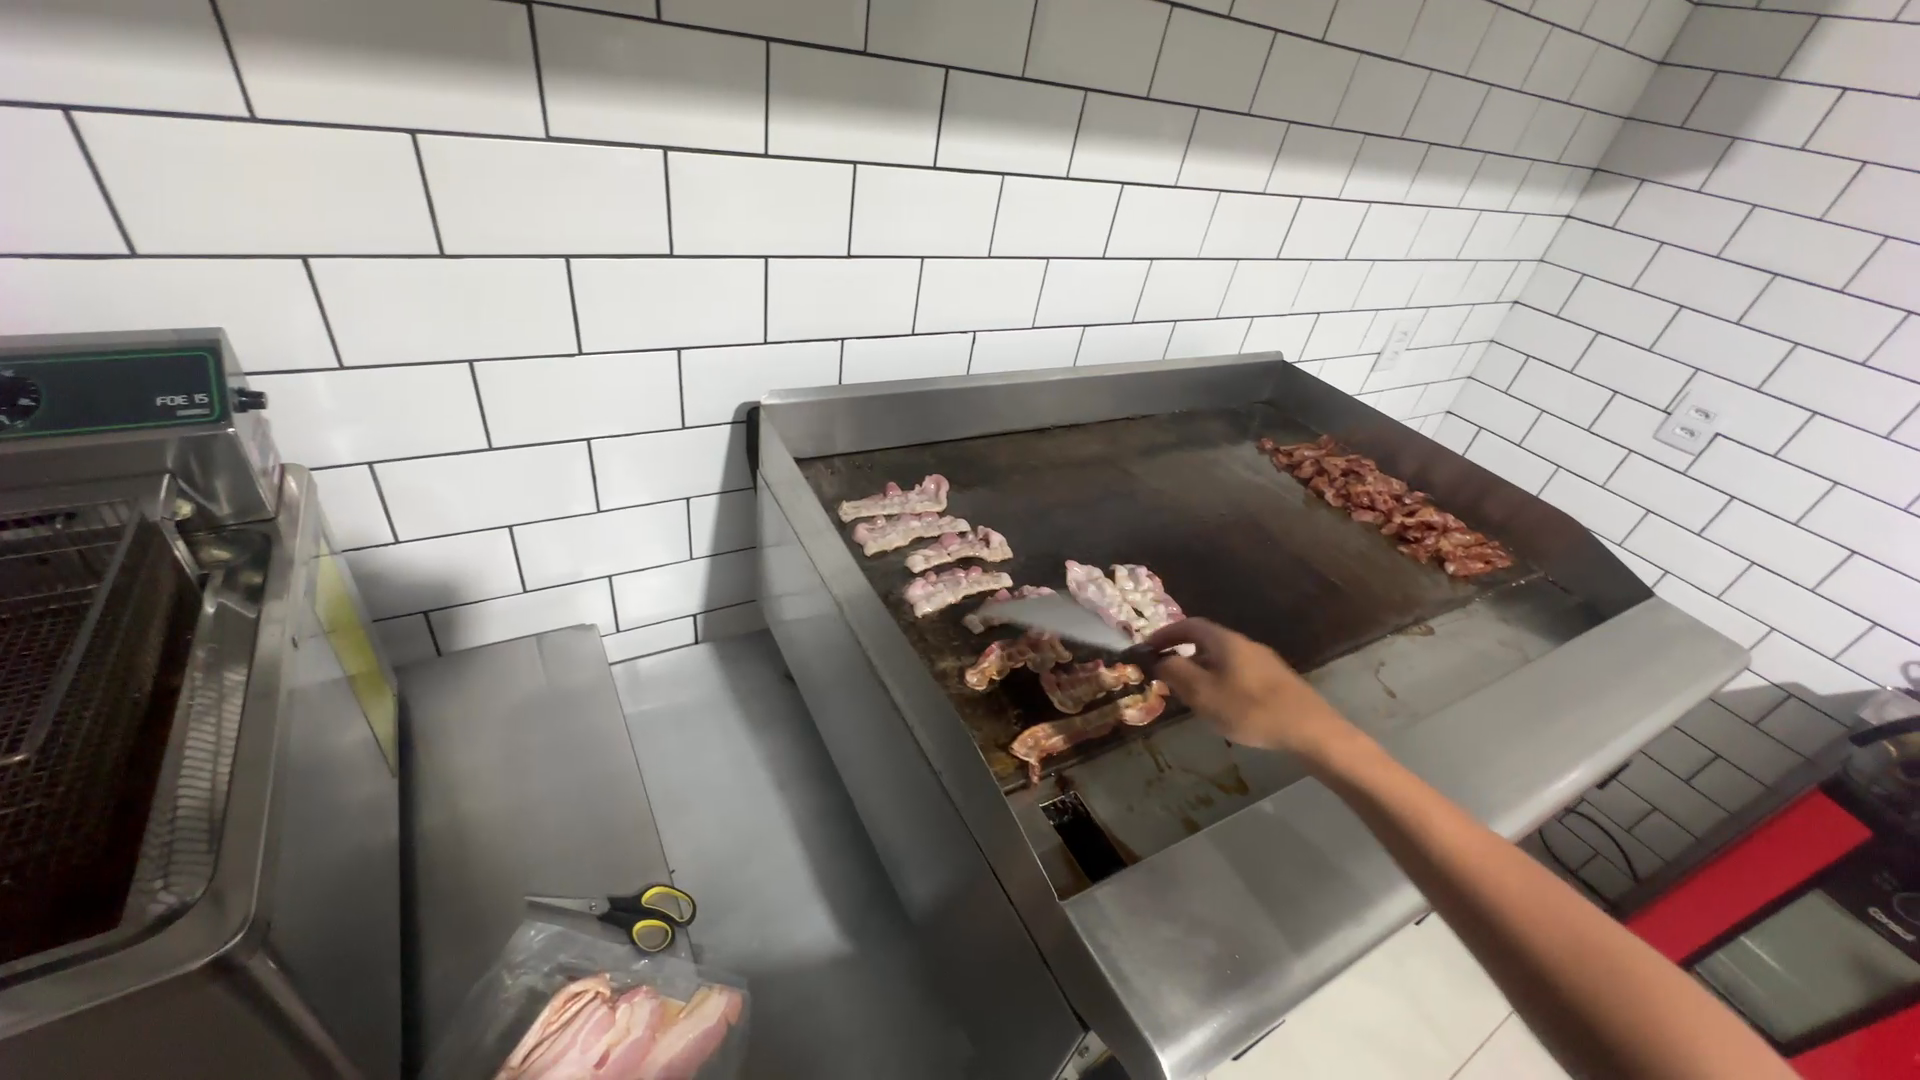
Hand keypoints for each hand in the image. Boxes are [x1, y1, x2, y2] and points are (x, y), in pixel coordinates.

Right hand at [1146, 618, 1361, 762]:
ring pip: (1223, 659)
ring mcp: (1263, 661)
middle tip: (1166, 675)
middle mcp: (1244, 644)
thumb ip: (1176, 672)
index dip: (1166, 633)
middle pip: (1207, 641)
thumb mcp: (1203, 693)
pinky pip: (1237, 672)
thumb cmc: (1249, 708)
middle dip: (1182, 654)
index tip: (1148, 648)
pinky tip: (1222, 705)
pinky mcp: (1275, 680)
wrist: (1309, 729)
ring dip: (1201, 670)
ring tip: (1190, 695)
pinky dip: (1220, 680)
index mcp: (1225, 641)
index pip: (1189, 625)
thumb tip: (1160, 659)